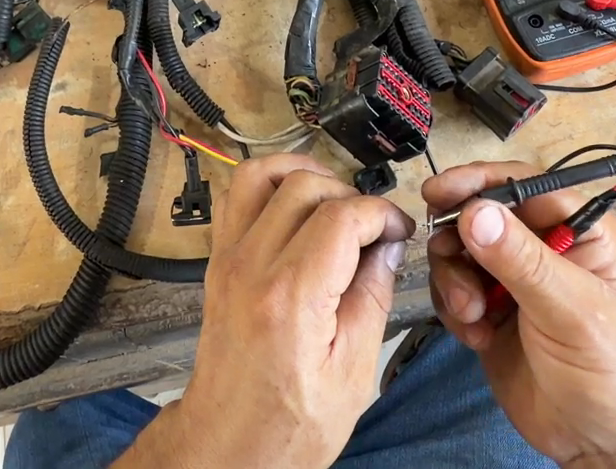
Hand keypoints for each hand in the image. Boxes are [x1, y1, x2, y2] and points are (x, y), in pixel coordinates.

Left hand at [114, 154, 413, 468]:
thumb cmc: (291, 423)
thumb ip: (372, 295)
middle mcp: (252, 264)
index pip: (341, 216)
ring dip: (304, 174)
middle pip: (304, 185)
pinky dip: (269, 183)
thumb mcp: (354, 371)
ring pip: (261, 173)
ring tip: (334, 201)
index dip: (380, 212)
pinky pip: (237, 194)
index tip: (398, 227)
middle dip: (349, 193)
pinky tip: (296, 206)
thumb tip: (387, 243)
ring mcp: (228, 256)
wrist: (229, 442)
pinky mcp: (218, 257)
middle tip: (370, 224)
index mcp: (292, 296)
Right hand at [424, 163, 615, 468]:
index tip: (440, 193)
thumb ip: (524, 262)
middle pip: (480, 213)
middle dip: (458, 238)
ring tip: (471, 314)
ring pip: (459, 249)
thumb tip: (475, 212)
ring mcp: (513, 279)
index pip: (522, 185)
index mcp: (578, 230)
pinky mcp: (489, 310)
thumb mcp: (575, 314)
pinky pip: (452, 286)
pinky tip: (474, 336)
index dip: (479, 183)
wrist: (608, 452)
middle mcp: (542, 246)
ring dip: (454, 278)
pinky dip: (453, 307)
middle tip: (447, 259)